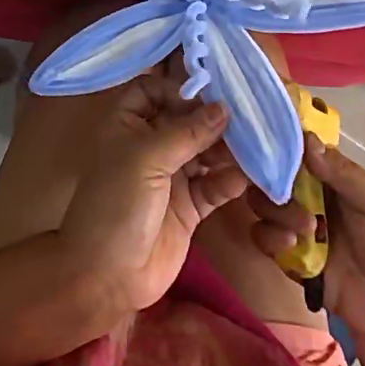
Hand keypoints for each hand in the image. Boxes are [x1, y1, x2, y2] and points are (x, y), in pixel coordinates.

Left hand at [56, 73, 247, 313]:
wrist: (108, 276)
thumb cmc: (117, 205)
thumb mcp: (146, 159)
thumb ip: (186, 132)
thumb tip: (224, 108)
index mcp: (126, 126)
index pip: (150, 91)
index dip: (175, 90)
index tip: (207, 97)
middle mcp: (149, 146)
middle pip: (185, 120)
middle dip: (213, 119)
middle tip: (249, 118)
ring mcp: (170, 177)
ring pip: (204, 152)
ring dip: (228, 149)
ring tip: (255, 146)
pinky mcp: (189, 207)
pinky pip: (214, 185)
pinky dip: (230, 180)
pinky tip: (250, 177)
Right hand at [249, 133, 364, 342]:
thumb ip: (343, 173)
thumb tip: (306, 138)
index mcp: (334, 178)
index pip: (300, 151)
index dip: (282, 144)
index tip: (268, 141)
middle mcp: (310, 196)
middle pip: (273, 174)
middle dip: (275, 181)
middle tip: (288, 194)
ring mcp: (296, 225)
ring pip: (263, 202)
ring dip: (278, 211)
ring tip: (305, 230)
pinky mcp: (285, 254)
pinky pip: (261, 235)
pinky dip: (271, 237)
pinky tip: (291, 247)